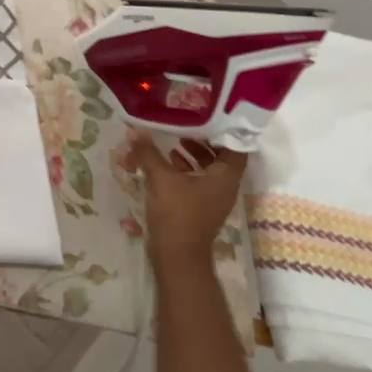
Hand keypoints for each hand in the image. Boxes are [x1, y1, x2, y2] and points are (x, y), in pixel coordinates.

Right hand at [131, 132, 246, 272]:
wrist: (177, 254)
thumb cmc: (177, 213)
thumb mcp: (160, 178)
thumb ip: (148, 152)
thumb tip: (135, 129)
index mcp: (225, 178)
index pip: (236, 149)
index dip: (224, 132)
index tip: (207, 117)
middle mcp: (224, 187)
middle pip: (222, 158)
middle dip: (204, 141)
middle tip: (185, 126)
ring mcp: (213, 198)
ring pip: (208, 170)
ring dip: (193, 155)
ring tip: (173, 142)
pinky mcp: (200, 206)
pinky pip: (197, 181)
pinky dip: (185, 169)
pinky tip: (165, 162)